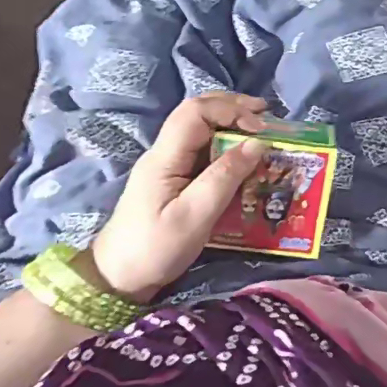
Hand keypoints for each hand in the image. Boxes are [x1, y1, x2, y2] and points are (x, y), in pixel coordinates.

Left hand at [88, 92, 269, 301]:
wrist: (118, 277)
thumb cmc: (156, 249)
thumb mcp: (195, 216)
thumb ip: (225, 177)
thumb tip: (256, 143)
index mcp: (164, 157)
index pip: (196, 112)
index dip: (231, 110)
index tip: (262, 127)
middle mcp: (165, 154)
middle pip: (197, 113)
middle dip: (233, 108)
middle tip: (268, 115)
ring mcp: (167, 167)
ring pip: (200, 131)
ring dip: (231, 126)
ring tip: (261, 132)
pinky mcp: (173, 181)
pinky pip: (202, 153)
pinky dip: (226, 148)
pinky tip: (244, 158)